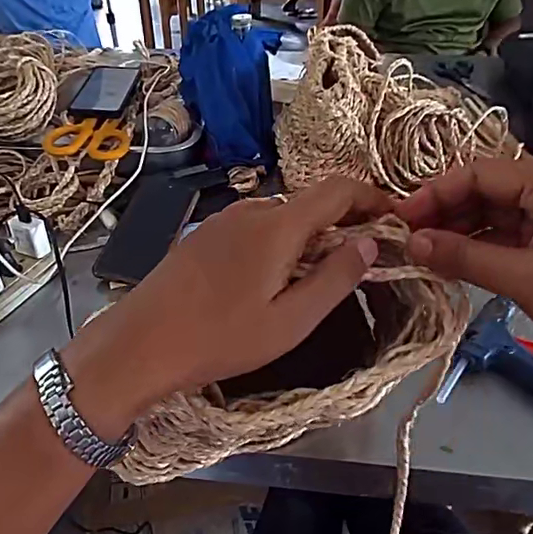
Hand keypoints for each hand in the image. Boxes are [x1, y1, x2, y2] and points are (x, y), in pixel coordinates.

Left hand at [62, 177, 391, 431]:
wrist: (140, 344)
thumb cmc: (221, 338)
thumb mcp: (290, 321)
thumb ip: (335, 279)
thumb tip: (369, 243)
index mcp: (278, 225)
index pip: (338, 190)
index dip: (372, 197)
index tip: (393, 219)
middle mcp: (251, 210)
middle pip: (309, 203)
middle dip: (342, 224)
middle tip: (359, 261)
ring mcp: (222, 220)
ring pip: (281, 217)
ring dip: (308, 237)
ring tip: (315, 278)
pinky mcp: (204, 235)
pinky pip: (255, 228)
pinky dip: (278, 243)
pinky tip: (270, 279)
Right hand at [397, 158, 532, 374]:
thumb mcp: (525, 279)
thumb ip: (464, 257)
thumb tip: (413, 244)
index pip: (482, 172)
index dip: (436, 193)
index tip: (401, 218)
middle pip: (494, 189)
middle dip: (450, 213)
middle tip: (412, 239)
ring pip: (507, 211)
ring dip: (469, 231)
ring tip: (432, 253)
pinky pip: (526, 229)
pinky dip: (495, 244)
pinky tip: (465, 260)